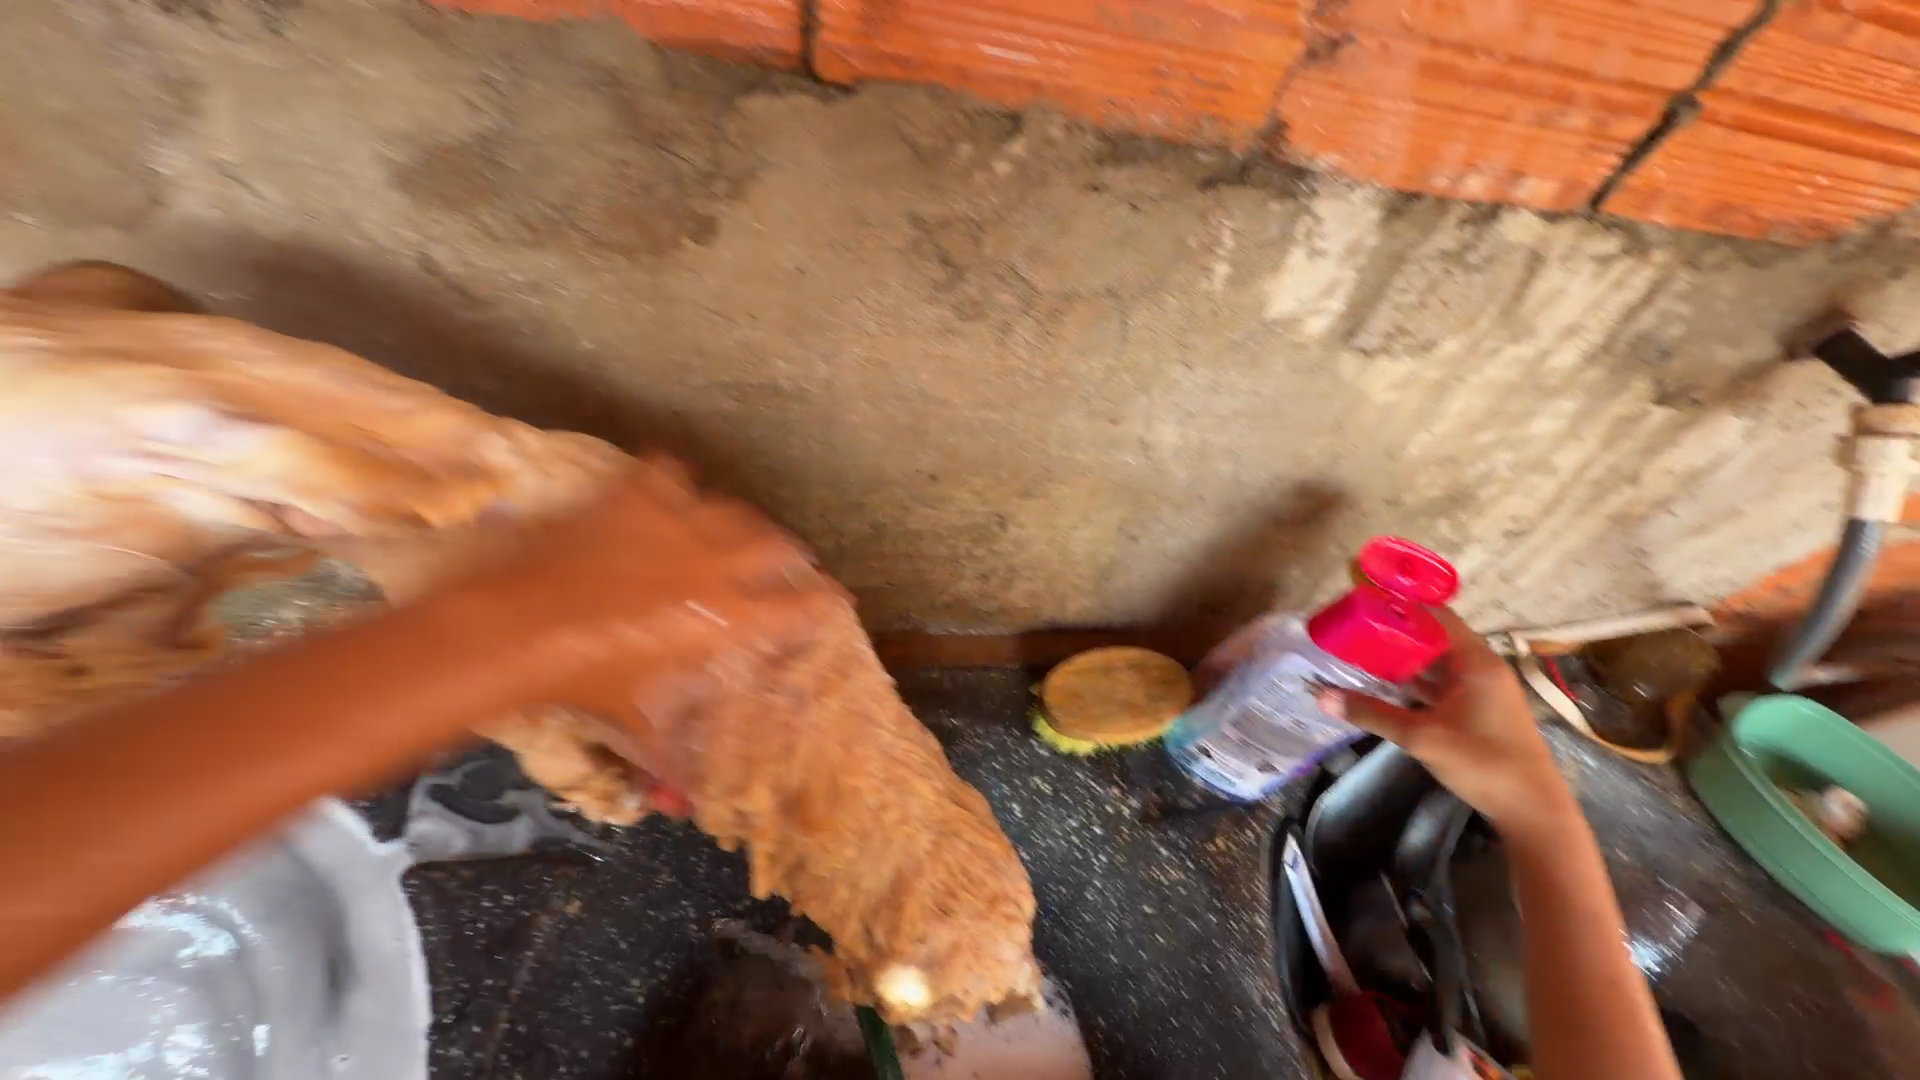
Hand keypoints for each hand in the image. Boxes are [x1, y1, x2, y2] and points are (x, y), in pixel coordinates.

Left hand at [433, 461, 835, 768]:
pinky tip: (671, 493)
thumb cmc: (586, 681)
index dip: (827, 603)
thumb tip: (682, 806)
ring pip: (734, 510)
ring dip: (744, 523)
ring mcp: (677, 525)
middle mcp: (716, 566)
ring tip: (740, 529)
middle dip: (793, 556)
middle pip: (779, 547)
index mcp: (728, 618)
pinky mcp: (637, 497)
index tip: (840, 600)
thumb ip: (670, 752)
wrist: (518, 626)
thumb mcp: (637, 719)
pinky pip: (671, 475)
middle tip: (795, 561)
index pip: (801, 608)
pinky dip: (675, 484)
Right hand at [1329, 606, 1573, 831]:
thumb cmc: (1483, 763)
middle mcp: (1481, 668)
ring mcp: (1481, 691)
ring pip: (1435, 663)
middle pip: (1433, 638)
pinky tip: (1384, 686)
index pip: (1436, 617)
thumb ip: (1371, 713)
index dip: (1402, 607)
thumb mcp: (1421, 737)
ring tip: (1360, 654)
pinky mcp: (1478, 711)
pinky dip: (1414, 682)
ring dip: (1402, 660)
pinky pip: (1440, 684)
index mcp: (1476, 662)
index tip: (1365, 604)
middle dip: (1394, 634)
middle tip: (1353, 631)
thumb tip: (1321, 696)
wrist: (1533, 811)